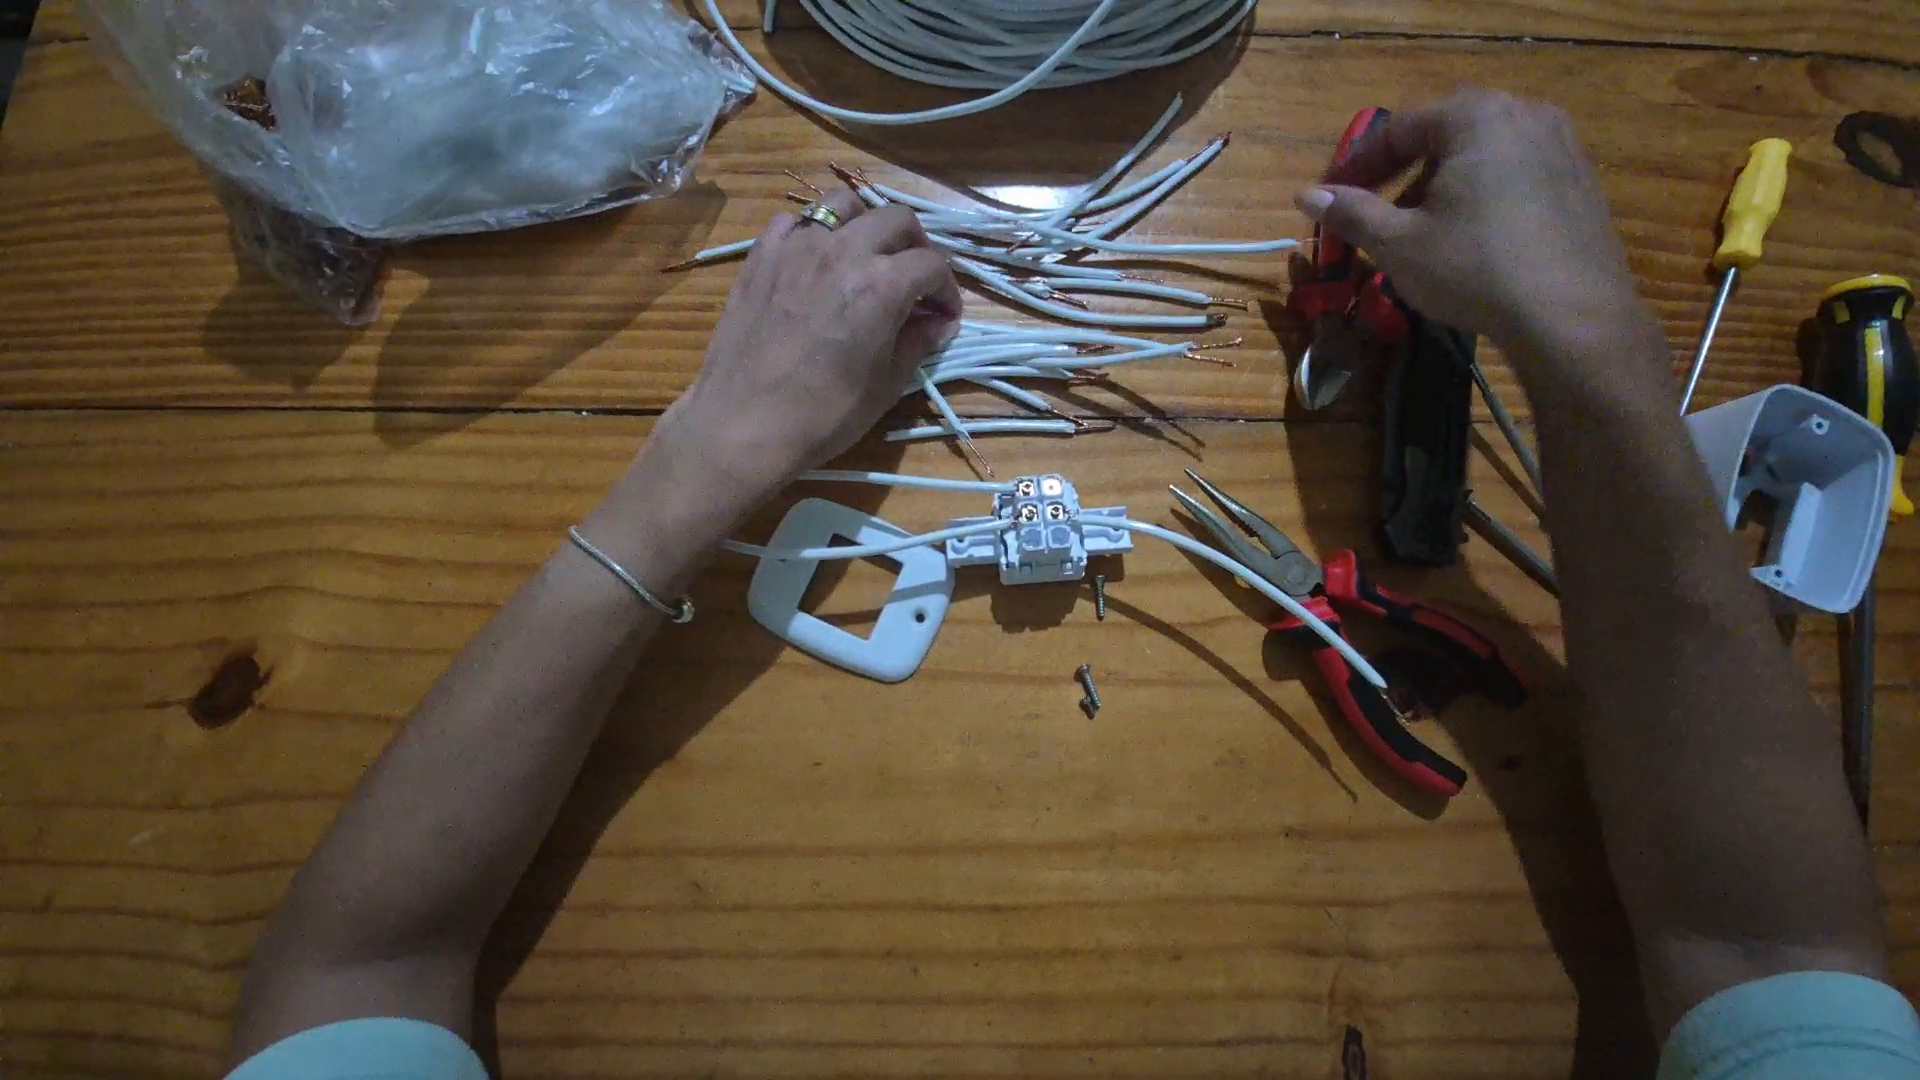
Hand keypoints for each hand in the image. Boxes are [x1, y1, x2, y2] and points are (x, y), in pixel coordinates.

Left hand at [655, 191, 962, 505]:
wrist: (744, 424)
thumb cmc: (824, 415)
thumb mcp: (885, 386)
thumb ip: (917, 344)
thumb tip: (940, 324)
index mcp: (881, 284)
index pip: (932, 265)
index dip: (948, 291)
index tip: (945, 316)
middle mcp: (843, 251)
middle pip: (896, 221)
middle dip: (917, 248)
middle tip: (916, 283)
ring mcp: (797, 247)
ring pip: (844, 206)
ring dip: (867, 226)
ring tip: (868, 260)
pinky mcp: (762, 256)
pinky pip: (796, 223)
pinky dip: (816, 235)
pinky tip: (817, 265)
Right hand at [1294, 90, 1645, 351]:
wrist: (1567, 311)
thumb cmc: (1471, 267)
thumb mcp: (1396, 243)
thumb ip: (1350, 213)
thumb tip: (1306, 195)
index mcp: (1477, 118)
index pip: (1400, 128)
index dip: (1356, 165)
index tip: (1330, 199)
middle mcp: (1525, 115)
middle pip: (1443, 134)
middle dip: (1398, 172)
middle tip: (1369, 211)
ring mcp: (1561, 145)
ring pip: (1479, 154)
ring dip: (1436, 184)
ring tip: (1414, 229)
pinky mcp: (1578, 180)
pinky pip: (1511, 173)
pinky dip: (1476, 194)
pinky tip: (1464, 237)